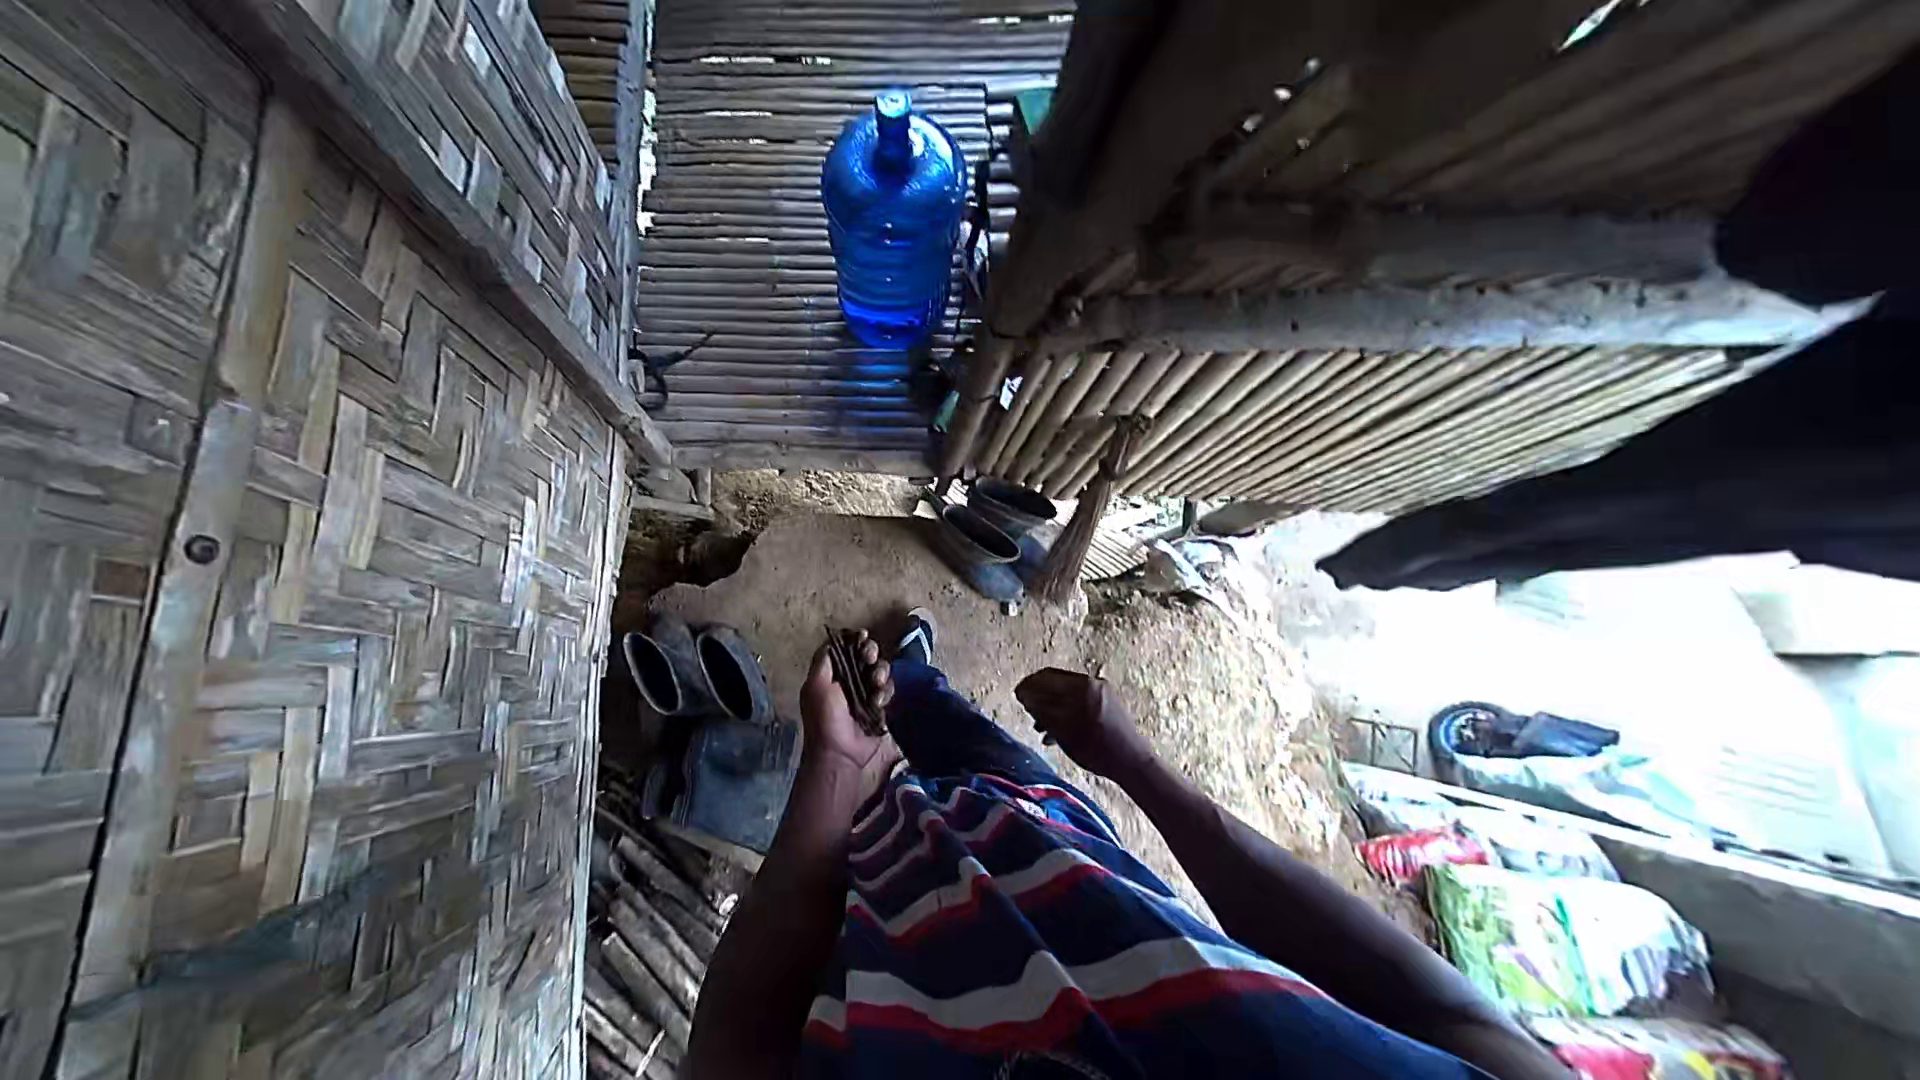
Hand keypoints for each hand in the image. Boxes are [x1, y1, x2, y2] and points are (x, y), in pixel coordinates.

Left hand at [799, 632, 898, 792]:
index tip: (863, 636)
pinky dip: (885, 692)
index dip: (855, 639)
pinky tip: (878, 702)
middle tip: (870, 657)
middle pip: (866, 655)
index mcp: (831, 673)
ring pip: (880, 670)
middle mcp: (849, 679)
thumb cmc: (825, 718)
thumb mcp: (816, 686)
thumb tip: (832, 639)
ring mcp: (865, 692)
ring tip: (876, 683)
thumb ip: (823, 660)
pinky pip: (888, 689)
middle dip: (871, 652)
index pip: (846, 647)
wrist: (841, 751)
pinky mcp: (879, 705)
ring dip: (880, 672)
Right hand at [1015, 668, 1156, 780]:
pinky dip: (1066, 709)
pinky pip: (1080, 699)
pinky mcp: (1108, 701)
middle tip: (1026, 708)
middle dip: (1039, 694)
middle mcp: (1091, 683)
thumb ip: (1042, 711)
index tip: (1017, 696)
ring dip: (1051, 704)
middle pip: (1056, 682)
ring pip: (1067, 692)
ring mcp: (1101, 691)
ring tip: (1040, 724)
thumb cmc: (1096, 750)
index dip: (1028, 687)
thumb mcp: (1063, 732)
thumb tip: (1025, 696)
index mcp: (1080, 687)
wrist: (1132, 762)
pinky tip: (1058, 729)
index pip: (1045, 679)